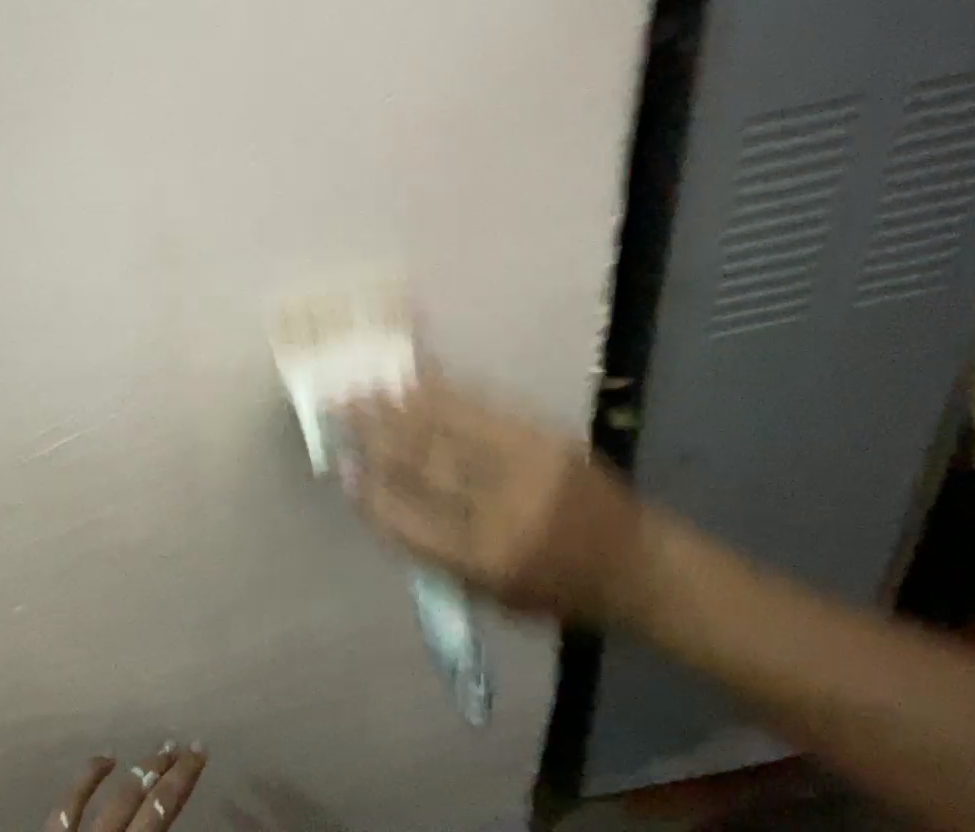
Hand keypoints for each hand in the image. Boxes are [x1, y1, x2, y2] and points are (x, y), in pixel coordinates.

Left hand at [44, 743, 207, 831]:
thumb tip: (169, 812)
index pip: (164, 810)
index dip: (184, 780)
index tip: (199, 752)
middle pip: (143, 798)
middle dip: (167, 771)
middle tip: (185, 746)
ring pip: (113, 797)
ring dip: (138, 771)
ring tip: (160, 750)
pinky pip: (67, 805)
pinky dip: (87, 779)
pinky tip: (106, 759)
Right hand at [340, 375, 650, 623]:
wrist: (638, 564)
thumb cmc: (556, 591)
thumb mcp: (490, 595)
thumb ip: (433, 551)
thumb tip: (379, 497)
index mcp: (487, 559)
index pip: (409, 518)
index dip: (370, 492)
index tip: (342, 467)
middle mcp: (504, 509)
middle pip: (422, 462)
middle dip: (374, 433)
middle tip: (336, 407)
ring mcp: (526, 465)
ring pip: (445, 428)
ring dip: (397, 405)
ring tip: (361, 386)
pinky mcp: (543, 437)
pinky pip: (481, 407)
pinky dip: (440, 391)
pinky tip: (412, 379)